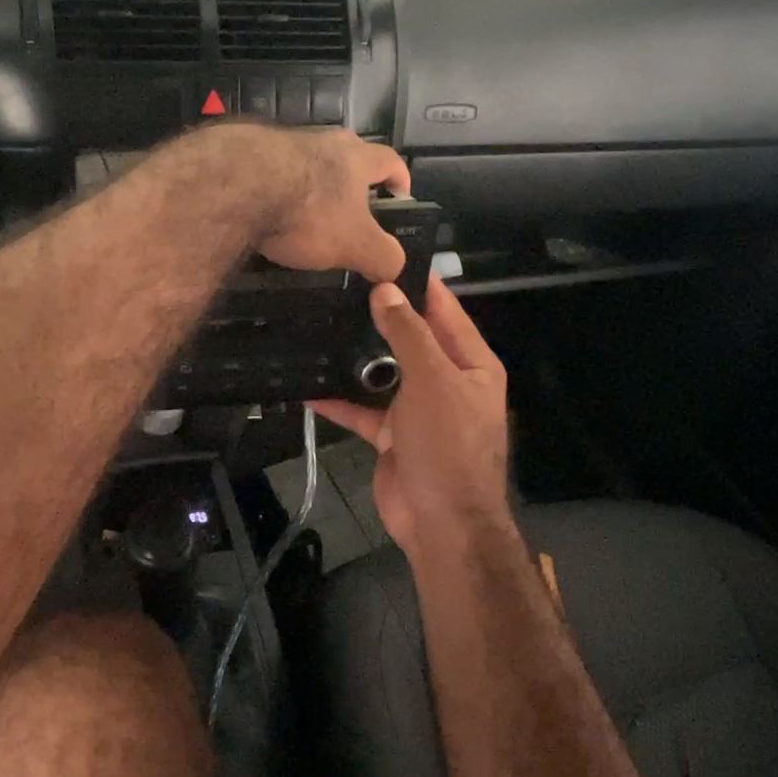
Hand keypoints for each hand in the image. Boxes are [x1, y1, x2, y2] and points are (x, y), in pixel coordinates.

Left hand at [251, 126, 411, 283]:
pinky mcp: (243, 154)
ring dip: (305, 186)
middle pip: (344, 157)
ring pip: (302, 164)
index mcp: (355, 157)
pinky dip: (269, 191)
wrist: (234, 185)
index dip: (399, 179)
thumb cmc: (307, 211)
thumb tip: (394, 266)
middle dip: (348, 183)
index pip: (390, 160)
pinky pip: (265, 172)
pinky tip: (261, 214)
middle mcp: (319, 140)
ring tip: (300, 218)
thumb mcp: (356, 245)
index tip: (400, 197)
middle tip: (346, 214)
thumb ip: (383, 256)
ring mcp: (278, 143)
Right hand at [310, 277, 509, 551]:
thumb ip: (407, 333)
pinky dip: (338, 399)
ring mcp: (418, 410)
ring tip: (318, 322)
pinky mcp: (391, 435)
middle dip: (378, 316)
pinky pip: (361, 408)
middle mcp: (447, 381)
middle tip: (337, 284)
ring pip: (383, 372)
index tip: (383, 253)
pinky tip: (306, 384)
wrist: (441, 523)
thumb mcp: (431, 380)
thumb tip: (384, 290)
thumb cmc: (448, 444)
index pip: (445, 310)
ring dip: (355, 357)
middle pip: (410, 338)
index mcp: (471, 364)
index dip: (418, 282)